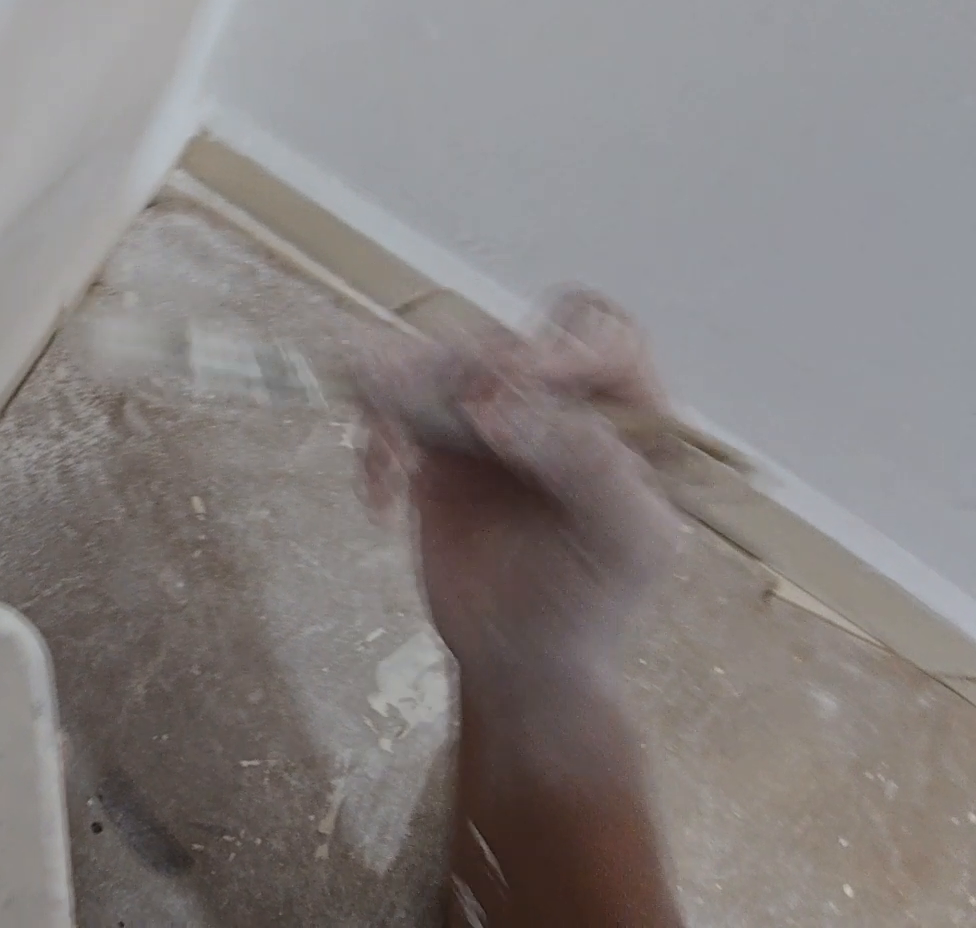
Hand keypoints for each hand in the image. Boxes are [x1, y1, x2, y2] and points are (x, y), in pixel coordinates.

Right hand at [348, 290, 687, 687]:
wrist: (511, 655)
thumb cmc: (584, 606)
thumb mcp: (619, 541)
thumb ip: (585, 464)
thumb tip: (491, 401)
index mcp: (623, 419)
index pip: (597, 338)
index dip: (553, 349)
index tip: (500, 393)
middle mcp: (550, 406)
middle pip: (495, 343)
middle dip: (456, 376)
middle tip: (444, 425)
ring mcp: (483, 421)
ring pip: (428, 367)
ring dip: (394, 401)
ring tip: (387, 459)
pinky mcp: (429, 444)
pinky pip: (387, 412)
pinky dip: (372, 445)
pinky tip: (380, 497)